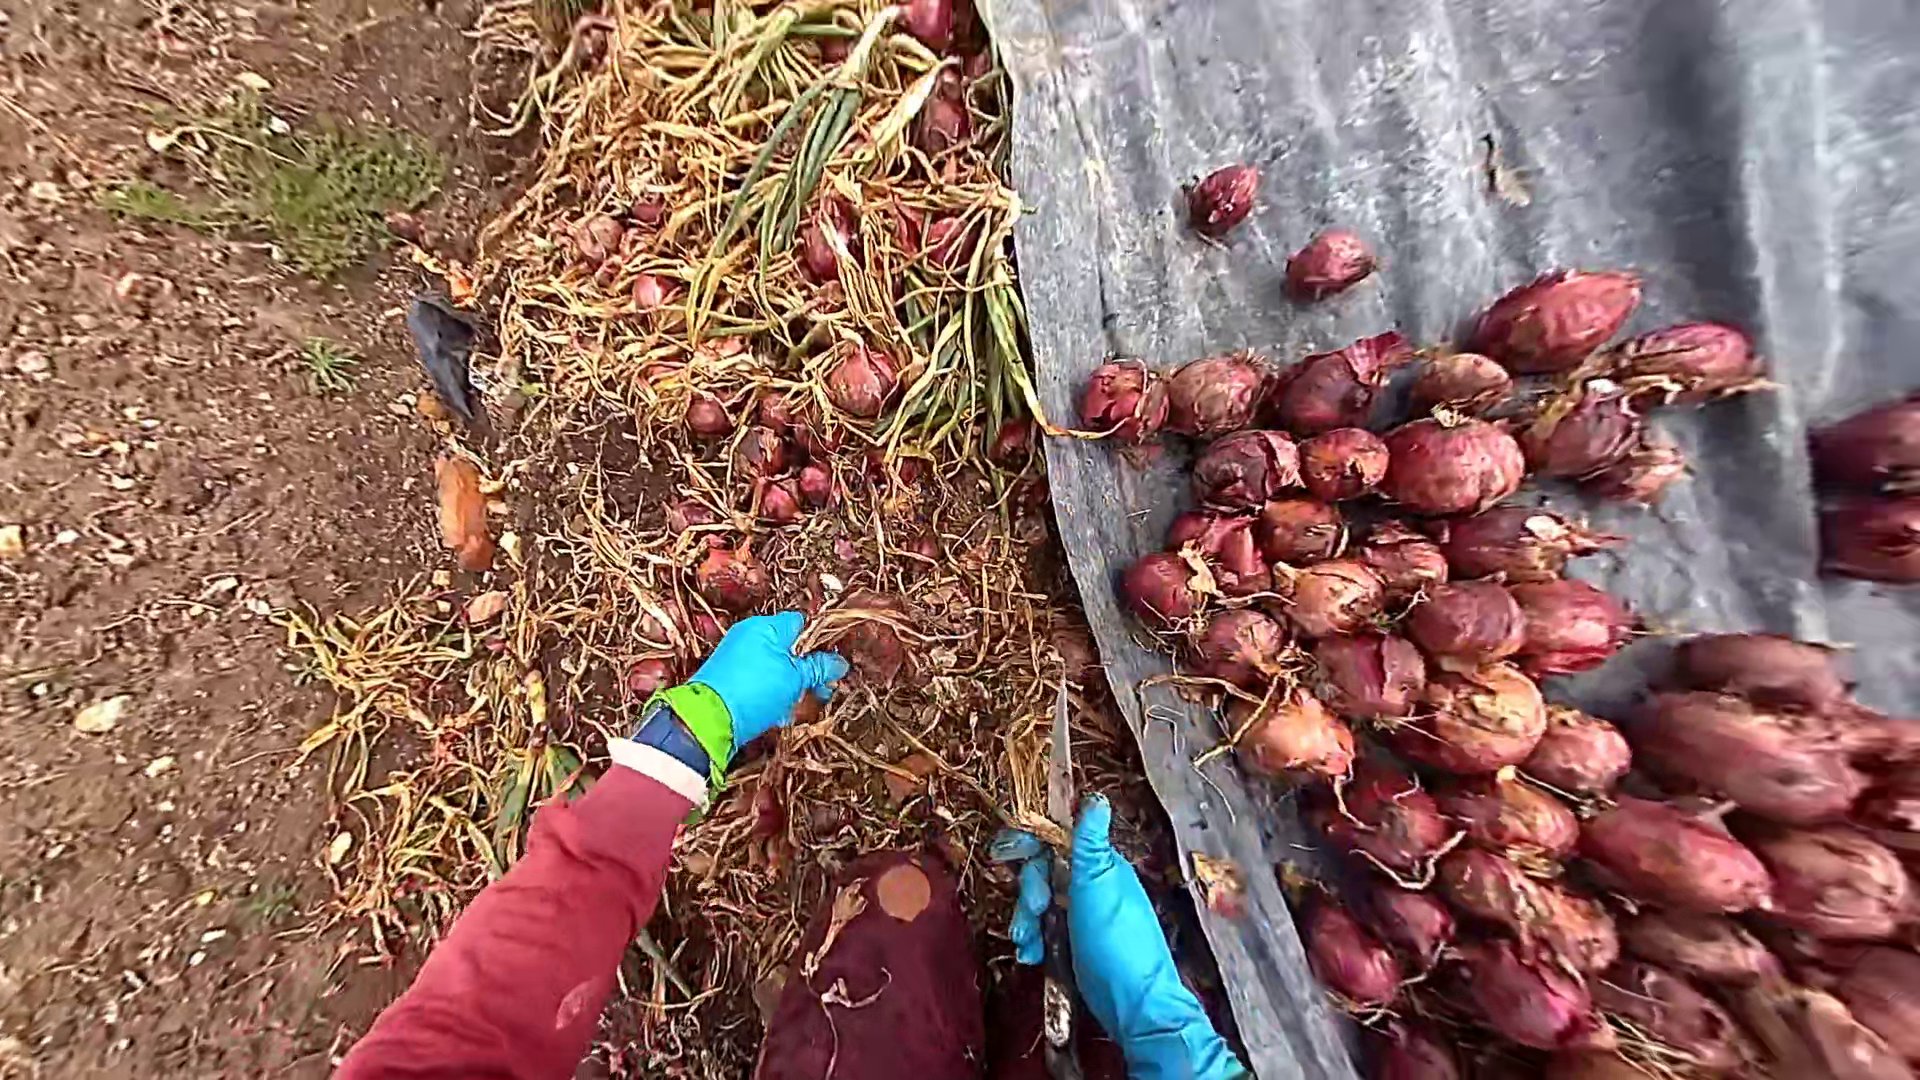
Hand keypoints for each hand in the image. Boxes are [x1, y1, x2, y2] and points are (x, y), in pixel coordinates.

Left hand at [690, 612, 848, 754]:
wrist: (708, 722)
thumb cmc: (754, 691)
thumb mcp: (795, 678)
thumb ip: (819, 667)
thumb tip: (840, 663)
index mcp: (765, 627)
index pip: (802, 623)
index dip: (820, 641)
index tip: (831, 661)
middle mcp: (749, 636)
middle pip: (790, 647)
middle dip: (808, 668)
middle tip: (822, 687)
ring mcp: (736, 657)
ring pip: (777, 666)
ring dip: (794, 683)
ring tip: (805, 703)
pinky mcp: (729, 679)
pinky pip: (761, 679)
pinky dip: (775, 692)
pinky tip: (784, 711)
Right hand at [1007, 796, 1246, 1079]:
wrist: (1137, 1009)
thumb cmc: (1118, 942)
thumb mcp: (1097, 884)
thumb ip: (1090, 841)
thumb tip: (1096, 797)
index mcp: (1098, 864)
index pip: (1055, 839)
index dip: (1030, 845)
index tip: (1008, 852)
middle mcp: (1090, 885)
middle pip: (1043, 871)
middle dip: (1029, 889)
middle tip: (1035, 908)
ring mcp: (1083, 915)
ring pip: (1041, 902)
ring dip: (1027, 919)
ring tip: (1028, 940)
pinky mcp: (1075, 943)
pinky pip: (1045, 929)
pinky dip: (1035, 939)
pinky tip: (1034, 954)